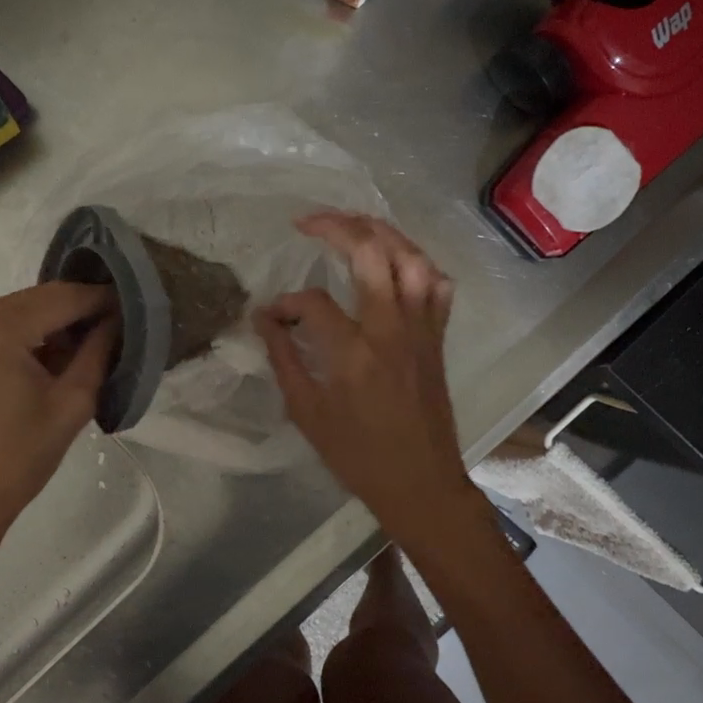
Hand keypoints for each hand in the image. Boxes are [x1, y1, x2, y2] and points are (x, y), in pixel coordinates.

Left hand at [0, 282, 117, 557]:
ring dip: (60, 325)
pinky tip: (60, 357)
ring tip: (96, 347)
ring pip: (27, 310)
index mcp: (0, 323)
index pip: (66, 296)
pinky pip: (7, 325)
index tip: (140, 308)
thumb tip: (119, 320)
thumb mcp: (73, 403)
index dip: (105, 300)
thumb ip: (99, 351)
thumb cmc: (19, 456)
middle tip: (122, 330)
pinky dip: (36, 335)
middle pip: (44, 298)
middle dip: (82, 312)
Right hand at [256, 212, 472, 540]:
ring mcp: (421, 330)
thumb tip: (264, 319)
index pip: (312, 301)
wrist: (420, 482)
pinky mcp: (438, 337)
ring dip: (381, 232)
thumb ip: (284, 359)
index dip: (285, 302)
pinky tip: (397, 261)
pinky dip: (418, 263)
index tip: (269, 316)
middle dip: (338, 226)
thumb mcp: (306, 412)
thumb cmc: (357, 455)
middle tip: (309, 221)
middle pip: (372, 253)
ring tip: (352, 224)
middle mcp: (391, 330)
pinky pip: (437, 285)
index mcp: (352, 353)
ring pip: (411, 258)